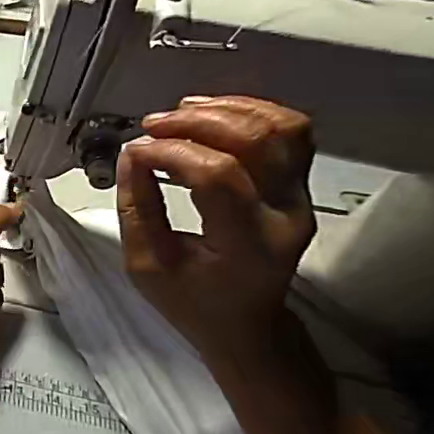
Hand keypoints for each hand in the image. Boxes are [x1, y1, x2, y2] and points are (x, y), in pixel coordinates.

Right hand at [116, 96, 315, 363]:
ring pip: (282, 128)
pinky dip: (250, 112)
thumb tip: (132, 155)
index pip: (216, 175)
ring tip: (182, 113)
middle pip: (255, 141)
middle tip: (153, 127)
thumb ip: (137, 209)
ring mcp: (300, 198)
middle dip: (196, 123)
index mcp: (246, 246)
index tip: (135, 153)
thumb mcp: (147, 267)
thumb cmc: (194, 303)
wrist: (245, 323)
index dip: (170, 153)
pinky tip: (212, 115)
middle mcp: (285, 216)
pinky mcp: (301, 186)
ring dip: (226, 110)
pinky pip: (290, 132)